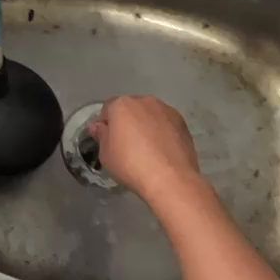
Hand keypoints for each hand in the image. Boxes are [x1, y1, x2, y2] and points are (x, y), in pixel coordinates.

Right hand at [88, 95, 207, 203]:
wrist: (170, 178)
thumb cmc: (131, 164)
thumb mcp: (106, 154)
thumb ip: (101, 135)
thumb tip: (98, 126)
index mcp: (122, 105)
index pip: (107, 109)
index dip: (105, 125)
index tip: (107, 141)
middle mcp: (145, 101)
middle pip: (130, 109)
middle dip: (127, 122)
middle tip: (126, 145)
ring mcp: (166, 110)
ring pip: (149, 115)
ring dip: (145, 125)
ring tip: (147, 148)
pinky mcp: (182, 122)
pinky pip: (165, 124)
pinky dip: (161, 132)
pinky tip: (161, 150)